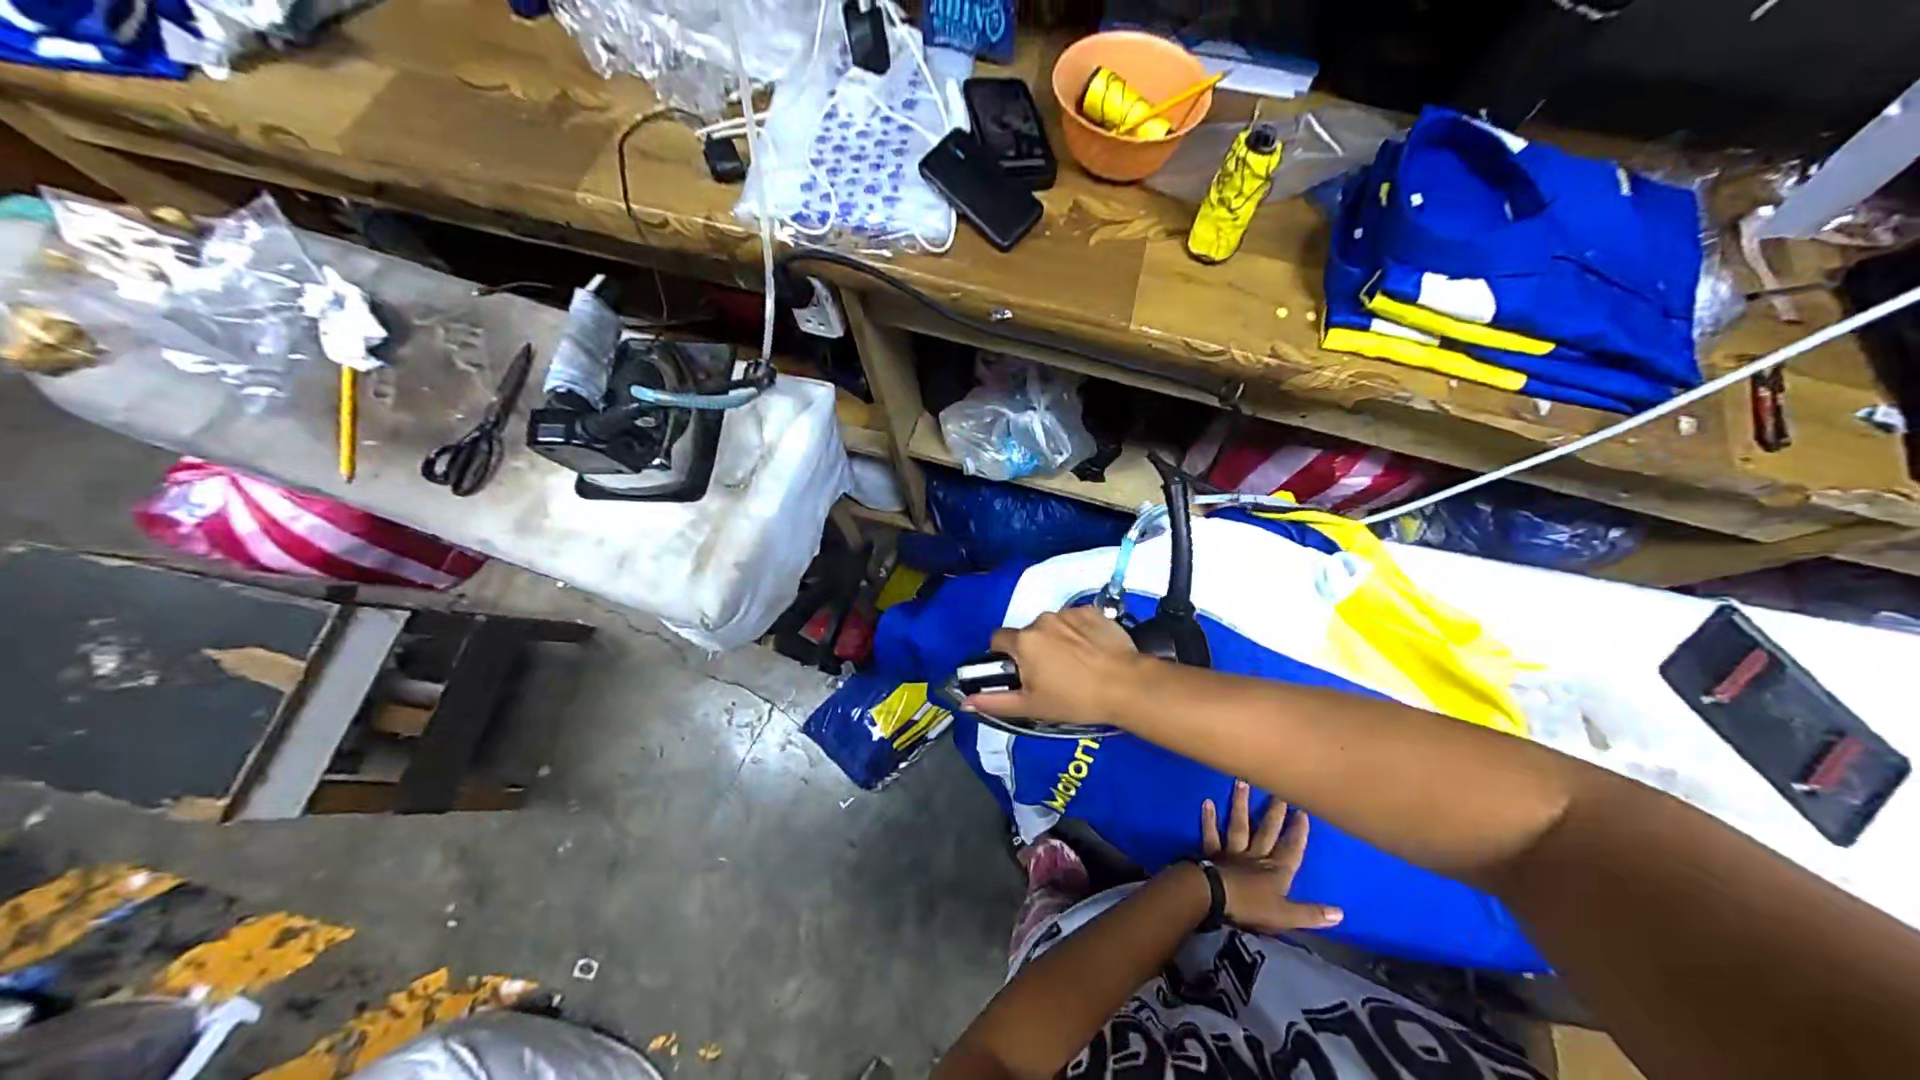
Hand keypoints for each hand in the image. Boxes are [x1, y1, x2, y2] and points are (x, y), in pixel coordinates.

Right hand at [963, 606, 1144, 726]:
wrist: (1126, 685)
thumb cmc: (1075, 700)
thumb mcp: (1032, 706)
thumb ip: (995, 701)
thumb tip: (965, 702)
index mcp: (1023, 641)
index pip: (998, 639)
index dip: (1004, 656)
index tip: (1018, 671)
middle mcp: (1041, 620)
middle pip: (1027, 633)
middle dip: (1033, 649)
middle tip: (1051, 674)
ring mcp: (1068, 613)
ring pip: (1052, 625)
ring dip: (1057, 639)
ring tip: (1076, 663)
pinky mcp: (1092, 610)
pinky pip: (1075, 619)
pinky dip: (1078, 632)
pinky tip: (1092, 651)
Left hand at [1200, 779, 1342, 933]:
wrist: (1214, 898)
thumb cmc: (1251, 908)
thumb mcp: (1286, 917)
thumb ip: (1312, 914)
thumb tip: (1340, 913)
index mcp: (1276, 871)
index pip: (1291, 849)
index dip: (1298, 832)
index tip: (1303, 811)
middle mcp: (1256, 856)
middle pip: (1267, 831)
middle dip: (1275, 812)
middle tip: (1279, 790)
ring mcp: (1233, 852)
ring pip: (1239, 824)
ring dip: (1240, 804)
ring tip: (1242, 782)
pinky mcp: (1212, 853)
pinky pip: (1211, 833)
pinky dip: (1209, 819)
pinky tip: (1207, 802)